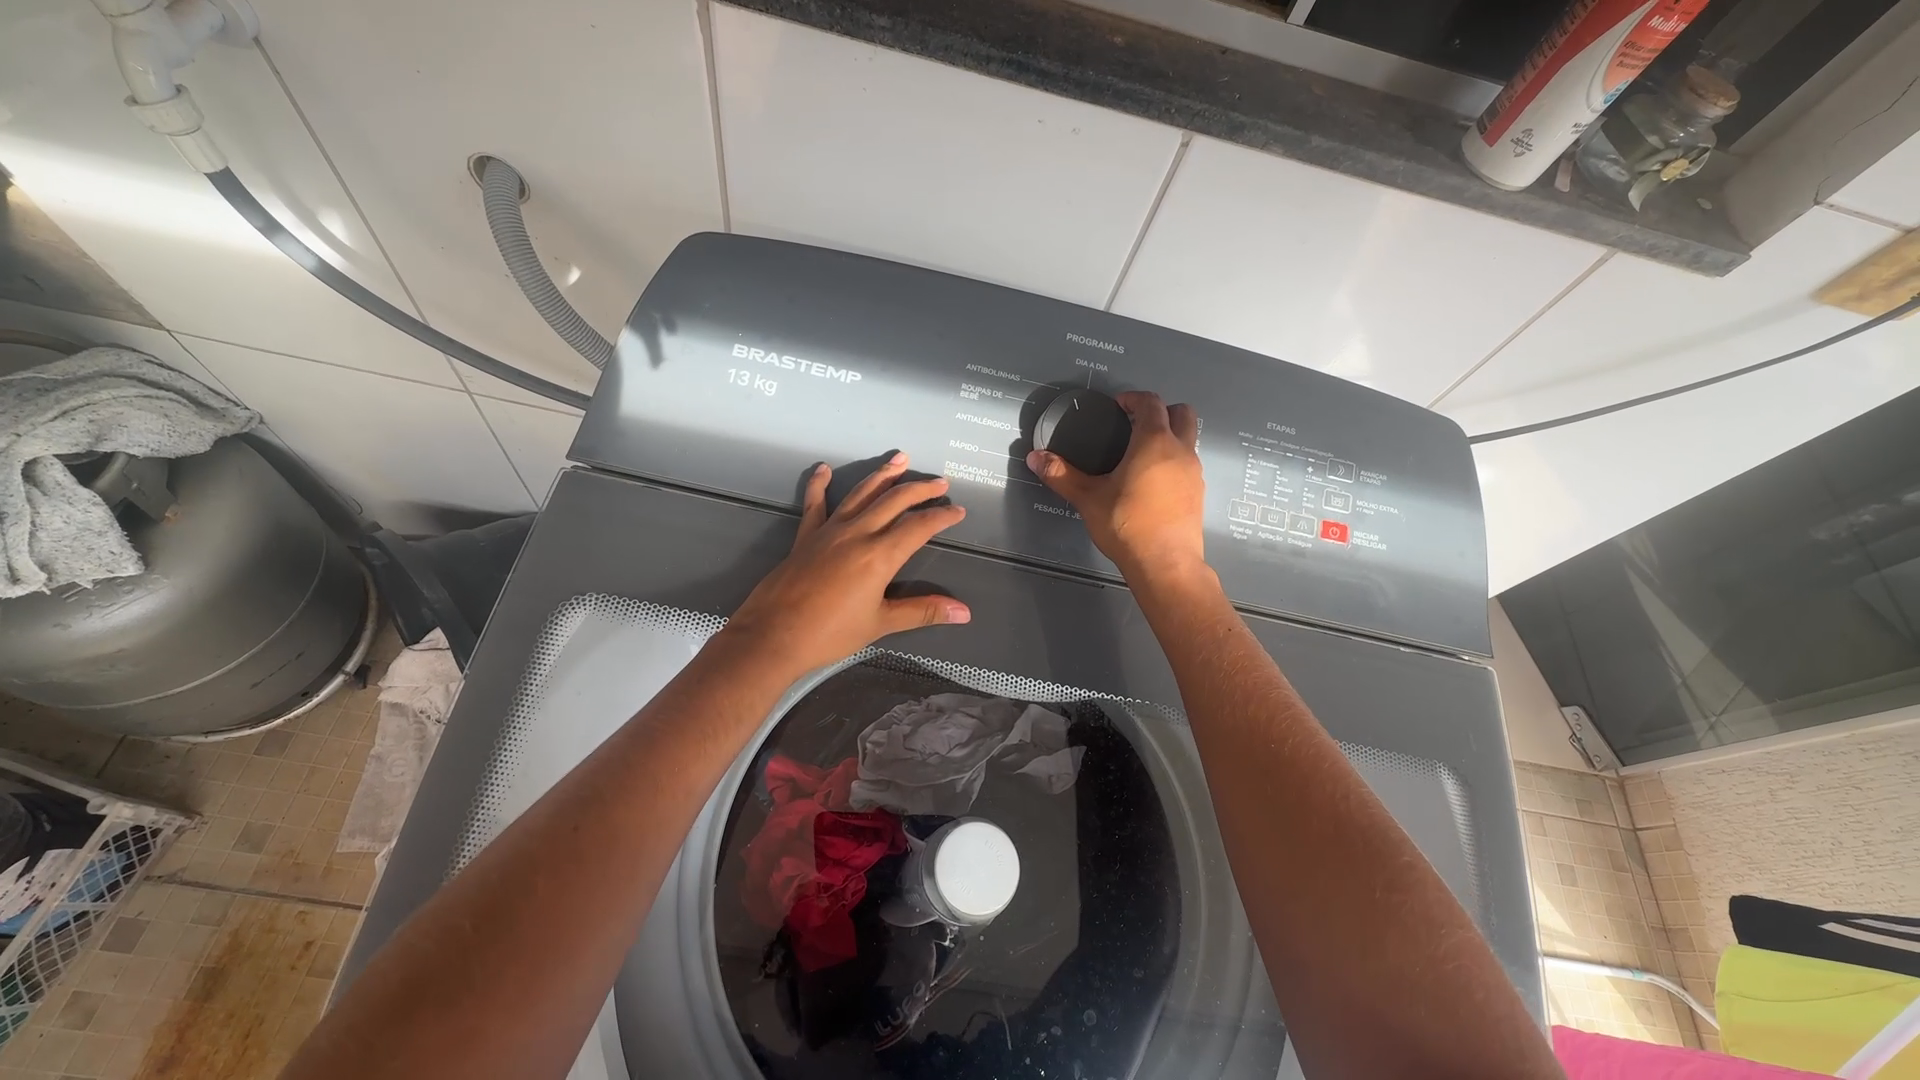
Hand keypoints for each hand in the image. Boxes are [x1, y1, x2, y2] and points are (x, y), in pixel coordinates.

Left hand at [721, 453, 970, 676]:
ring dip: (883, 475)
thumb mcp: (881, 623)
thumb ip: (923, 612)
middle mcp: (858, 533)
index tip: (958, 511)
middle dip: (920, 489)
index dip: (942, 516)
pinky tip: (824, 469)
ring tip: (900, 460)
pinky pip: (815, 503)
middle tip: (939, 482)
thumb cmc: (830, 634)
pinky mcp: (806, 536)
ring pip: (861, 493)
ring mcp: (829, 531)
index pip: (919, 527)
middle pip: (894, 501)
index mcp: (880, 555)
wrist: (773, 635)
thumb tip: (964, 612)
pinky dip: (819, 484)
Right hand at [1026, 391, 1205, 579]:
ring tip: (1142, 455)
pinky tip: (1153, 483)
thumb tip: (1035, 458)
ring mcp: (1194, 473)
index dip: (1134, 398)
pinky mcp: (1198, 494)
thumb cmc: (1126, 524)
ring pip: (1189, 440)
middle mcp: (1181, 451)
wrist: (1165, 564)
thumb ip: (1061, 475)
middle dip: (1161, 411)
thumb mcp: (1088, 499)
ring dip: (1170, 437)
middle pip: (1182, 413)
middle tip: (1136, 424)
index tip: (1119, 405)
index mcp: (1154, 442)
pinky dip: (1174, 462)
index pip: (1151, 403)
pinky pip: (1189, 465)